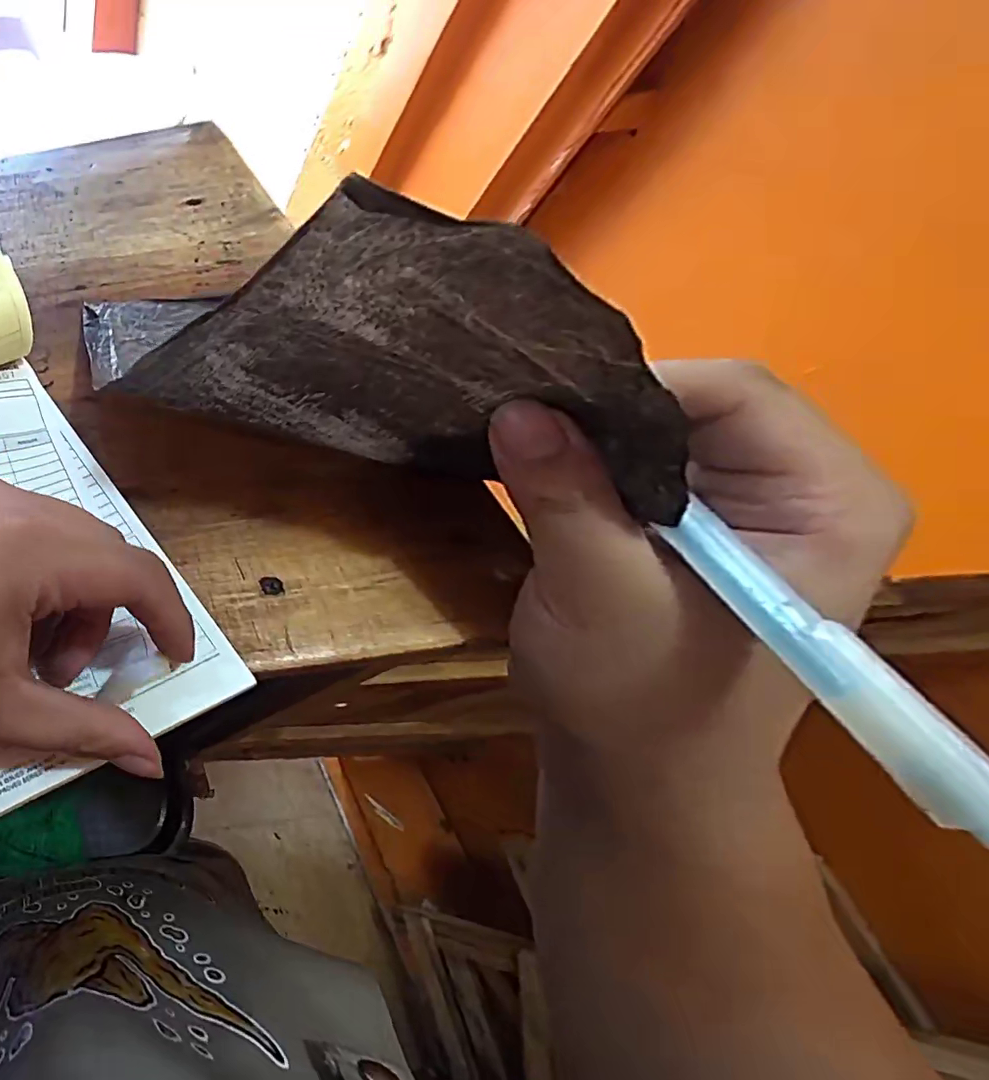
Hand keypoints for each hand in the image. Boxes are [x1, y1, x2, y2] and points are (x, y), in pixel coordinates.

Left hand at [0, 474, 194, 783]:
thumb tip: (154, 760)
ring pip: (54, 536)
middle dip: (103, 612)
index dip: (168, 616)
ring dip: (62, 593)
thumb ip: (88, 729)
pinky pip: (9, 528)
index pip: (134, 569)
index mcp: (29, 544)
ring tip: (17, 653)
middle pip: (96, 548)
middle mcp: (4, 500)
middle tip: (63, 673)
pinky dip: (24, 572)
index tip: (175, 656)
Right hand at [488, 360, 912, 774]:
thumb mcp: (595, 592)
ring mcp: (746, 509)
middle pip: (698, 404)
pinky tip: (533, 471)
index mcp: (825, 500)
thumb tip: (514, 408)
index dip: (629, 386)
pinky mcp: (694, 529)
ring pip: (661, 432)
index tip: (532, 404)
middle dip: (599, 408)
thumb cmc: (635, 694)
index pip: (734, 394)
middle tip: (510, 421)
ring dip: (583, 435)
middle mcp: (802, 490)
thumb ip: (565, 496)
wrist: (636, 770)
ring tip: (511, 441)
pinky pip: (637, 467)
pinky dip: (581, 463)